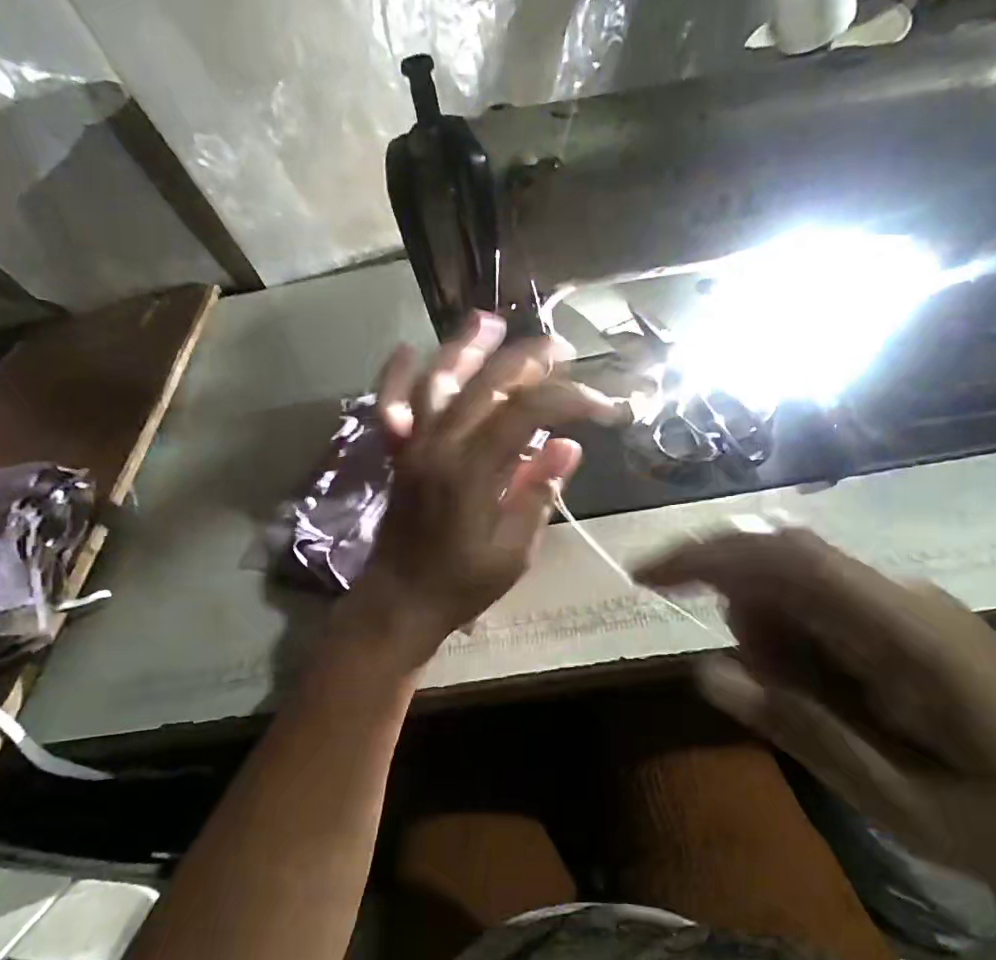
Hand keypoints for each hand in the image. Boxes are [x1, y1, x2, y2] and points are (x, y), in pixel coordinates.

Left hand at [348, 312, 621, 656]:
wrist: (400, 601)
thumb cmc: (461, 585)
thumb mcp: (514, 551)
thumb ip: (538, 493)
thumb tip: (569, 445)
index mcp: (474, 472)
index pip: (528, 413)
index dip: (571, 400)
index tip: (604, 406)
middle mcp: (440, 446)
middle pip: (486, 384)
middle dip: (528, 360)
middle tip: (562, 350)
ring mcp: (413, 446)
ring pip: (438, 382)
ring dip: (465, 348)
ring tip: (491, 322)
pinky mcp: (398, 454)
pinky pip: (391, 406)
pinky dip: (398, 376)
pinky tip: (408, 349)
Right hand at [636, 530, 995, 874]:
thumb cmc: (994, 821)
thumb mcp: (887, 791)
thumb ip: (799, 724)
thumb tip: (705, 669)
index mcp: (909, 631)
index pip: (794, 560)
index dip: (712, 554)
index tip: (647, 576)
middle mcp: (902, 599)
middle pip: (784, 572)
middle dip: (746, 623)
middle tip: (766, 699)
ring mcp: (903, 607)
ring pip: (795, 593)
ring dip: (771, 643)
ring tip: (819, 718)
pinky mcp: (898, 622)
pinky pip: (818, 613)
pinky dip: (793, 650)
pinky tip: (828, 701)